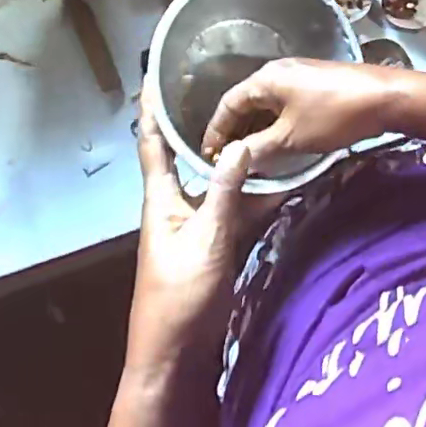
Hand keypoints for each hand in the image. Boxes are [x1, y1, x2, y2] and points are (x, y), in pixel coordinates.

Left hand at [126, 88, 268, 378]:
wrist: (173, 352)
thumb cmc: (179, 293)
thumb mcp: (207, 238)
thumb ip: (224, 192)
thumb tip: (239, 145)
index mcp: (160, 194)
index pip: (151, 139)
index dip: (150, 107)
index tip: (153, 74)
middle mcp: (173, 200)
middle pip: (182, 153)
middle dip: (195, 123)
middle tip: (217, 92)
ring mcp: (192, 221)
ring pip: (211, 179)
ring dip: (229, 159)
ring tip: (255, 130)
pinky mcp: (209, 242)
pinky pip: (229, 207)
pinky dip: (248, 194)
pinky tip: (275, 184)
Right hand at [201, 58, 402, 162]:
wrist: (386, 97)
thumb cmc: (334, 115)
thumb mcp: (293, 138)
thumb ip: (259, 149)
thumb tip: (233, 159)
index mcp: (264, 79)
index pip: (228, 103)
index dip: (215, 130)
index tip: (206, 154)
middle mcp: (275, 71)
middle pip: (245, 101)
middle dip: (234, 130)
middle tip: (226, 157)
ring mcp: (296, 74)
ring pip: (265, 103)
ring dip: (254, 127)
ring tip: (249, 153)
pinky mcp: (313, 81)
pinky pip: (281, 102)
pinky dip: (273, 121)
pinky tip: (277, 139)